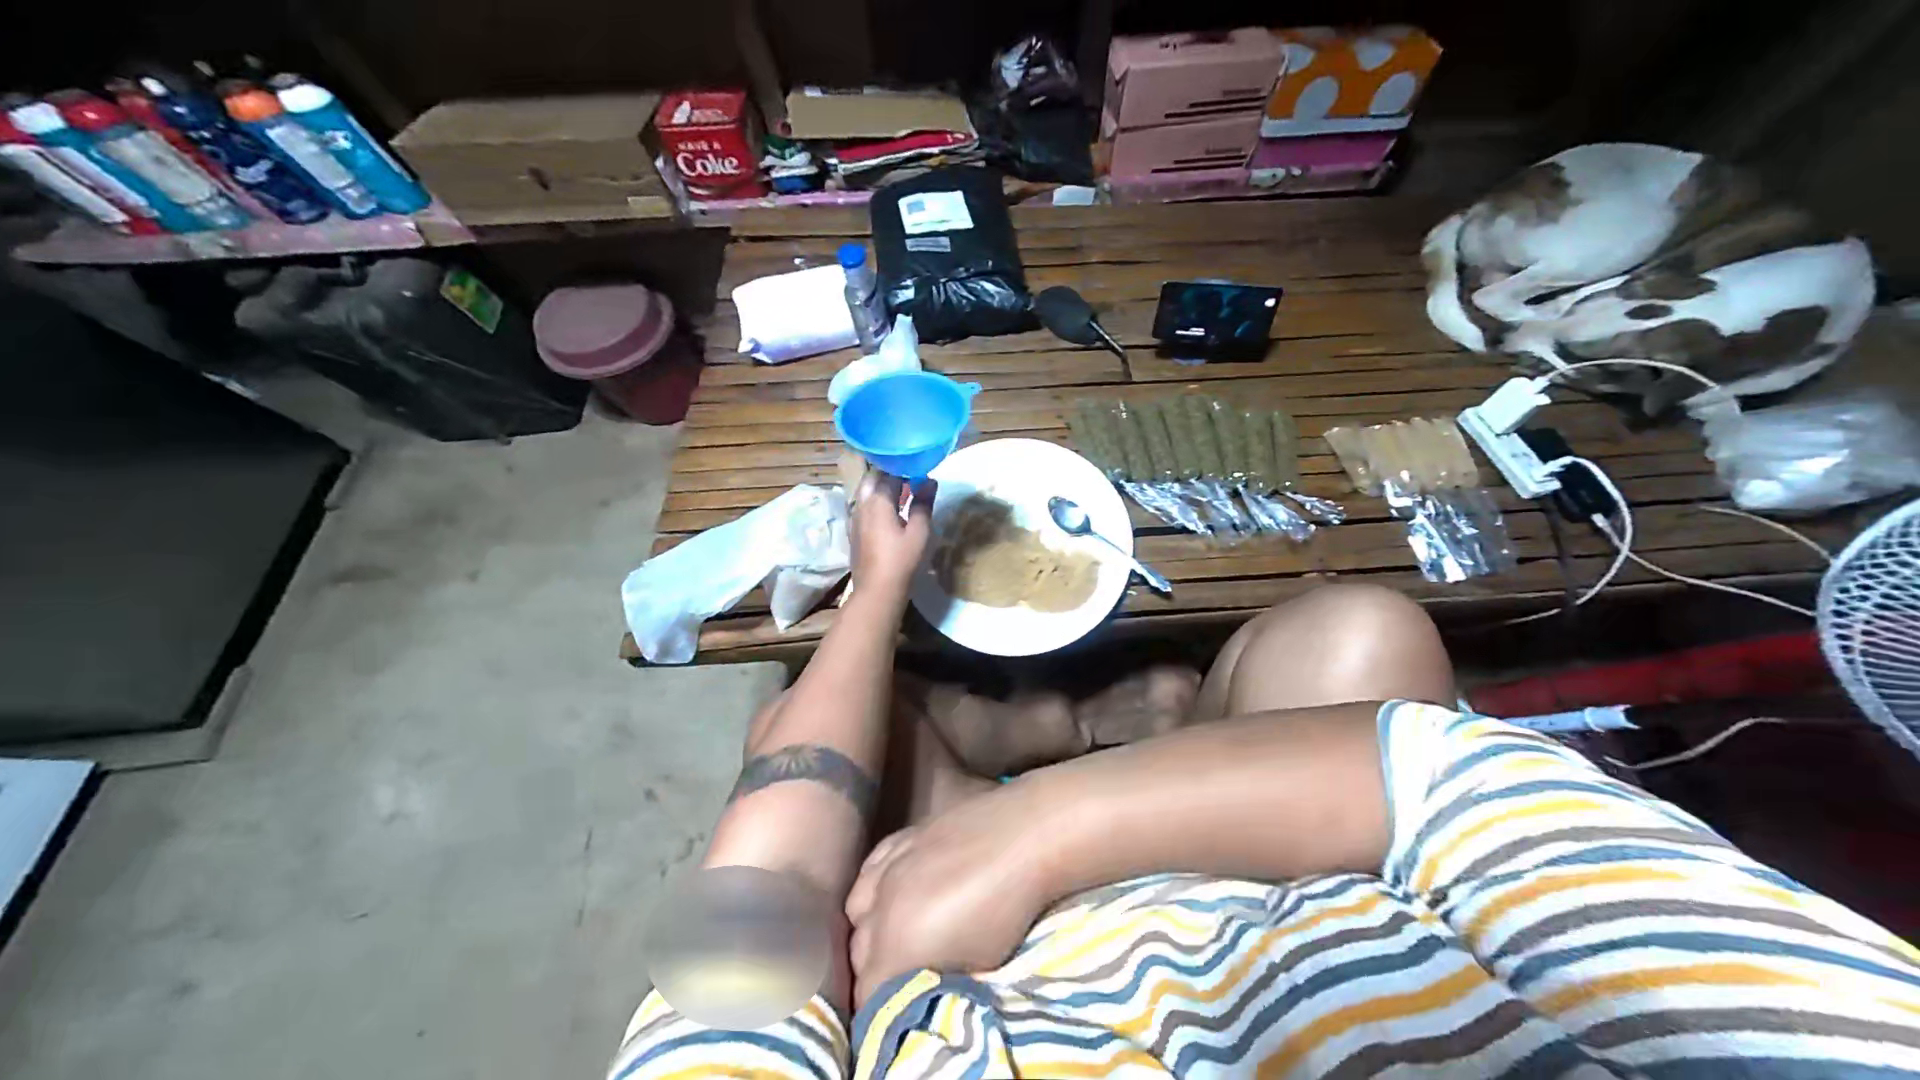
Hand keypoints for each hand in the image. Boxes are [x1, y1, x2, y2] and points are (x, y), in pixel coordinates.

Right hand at [844, 781, 1058, 1006]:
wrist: (1021, 838)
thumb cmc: (1006, 911)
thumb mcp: (974, 965)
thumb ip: (933, 981)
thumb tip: (918, 988)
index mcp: (894, 949)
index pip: (866, 997)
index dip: (878, 1013)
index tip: (892, 1016)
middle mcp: (879, 909)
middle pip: (858, 953)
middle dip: (872, 972)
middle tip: (897, 979)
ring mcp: (887, 868)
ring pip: (856, 909)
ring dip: (869, 929)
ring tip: (892, 935)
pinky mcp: (900, 839)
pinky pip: (870, 869)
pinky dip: (874, 888)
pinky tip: (890, 891)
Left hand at [849, 472, 934, 600]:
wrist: (877, 591)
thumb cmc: (902, 560)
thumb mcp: (919, 531)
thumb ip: (923, 503)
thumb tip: (929, 481)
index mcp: (877, 500)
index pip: (889, 473)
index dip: (906, 469)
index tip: (920, 471)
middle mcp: (862, 504)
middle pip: (873, 479)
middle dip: (890, 475)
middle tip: (910, 480)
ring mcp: (855, 518)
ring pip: (866, 492)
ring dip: (882, 488)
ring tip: (903, 494)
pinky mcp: (854, 531)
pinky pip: (864, 507)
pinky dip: (876, 502)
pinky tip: (890, 513)